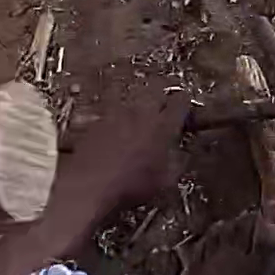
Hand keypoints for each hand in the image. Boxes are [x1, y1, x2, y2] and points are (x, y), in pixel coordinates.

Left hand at [50, 92, 189, 219]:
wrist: (89, 185)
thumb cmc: (131, 186)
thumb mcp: (165, 181)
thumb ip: (179, 161)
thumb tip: (185, 151)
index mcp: (162, 125)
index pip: (180, 102)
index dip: (185, 102)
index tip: (185, 107)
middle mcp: (142, 112)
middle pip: (158, 89)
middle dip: (164, 94)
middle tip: (165, 105)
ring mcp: (119, 111)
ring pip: (134, 94)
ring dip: (141, 99)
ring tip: (141, 110)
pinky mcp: (99, 117)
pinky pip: (114, 106)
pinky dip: (119, 112)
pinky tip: (118, 124)